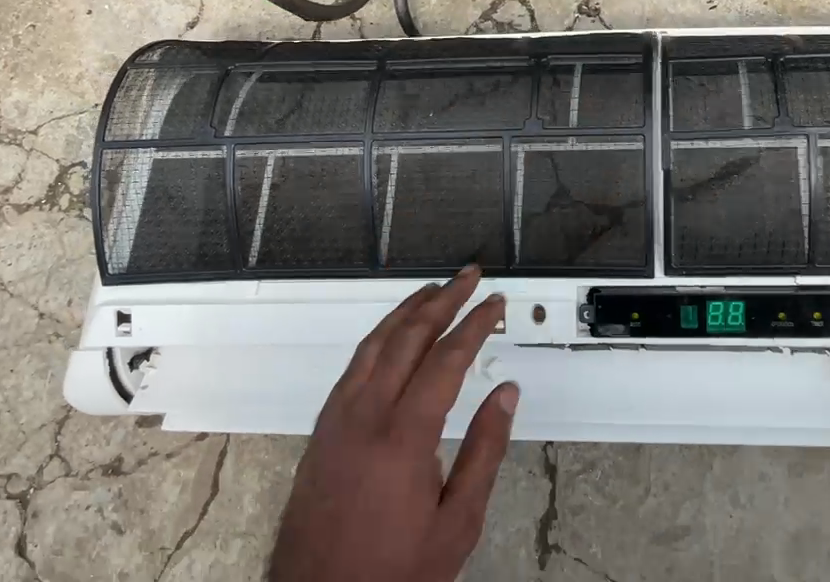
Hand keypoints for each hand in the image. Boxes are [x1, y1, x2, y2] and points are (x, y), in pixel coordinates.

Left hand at [270, 266, 517, 581]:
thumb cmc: (393, 571)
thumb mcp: (456, 523)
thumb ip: (484, 451)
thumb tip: (506, 392)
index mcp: (403, 437)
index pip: (446, 358)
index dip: (474, 324)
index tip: (495, 302)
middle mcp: (365, 415)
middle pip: (407, 336)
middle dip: (443, 299)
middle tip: (470, 276)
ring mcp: (337, 418)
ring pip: (375, 343)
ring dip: (408, 310)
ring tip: (435, 290)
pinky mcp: (323, 429)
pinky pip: (354, 364)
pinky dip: (381, 336)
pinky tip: (394, 333)